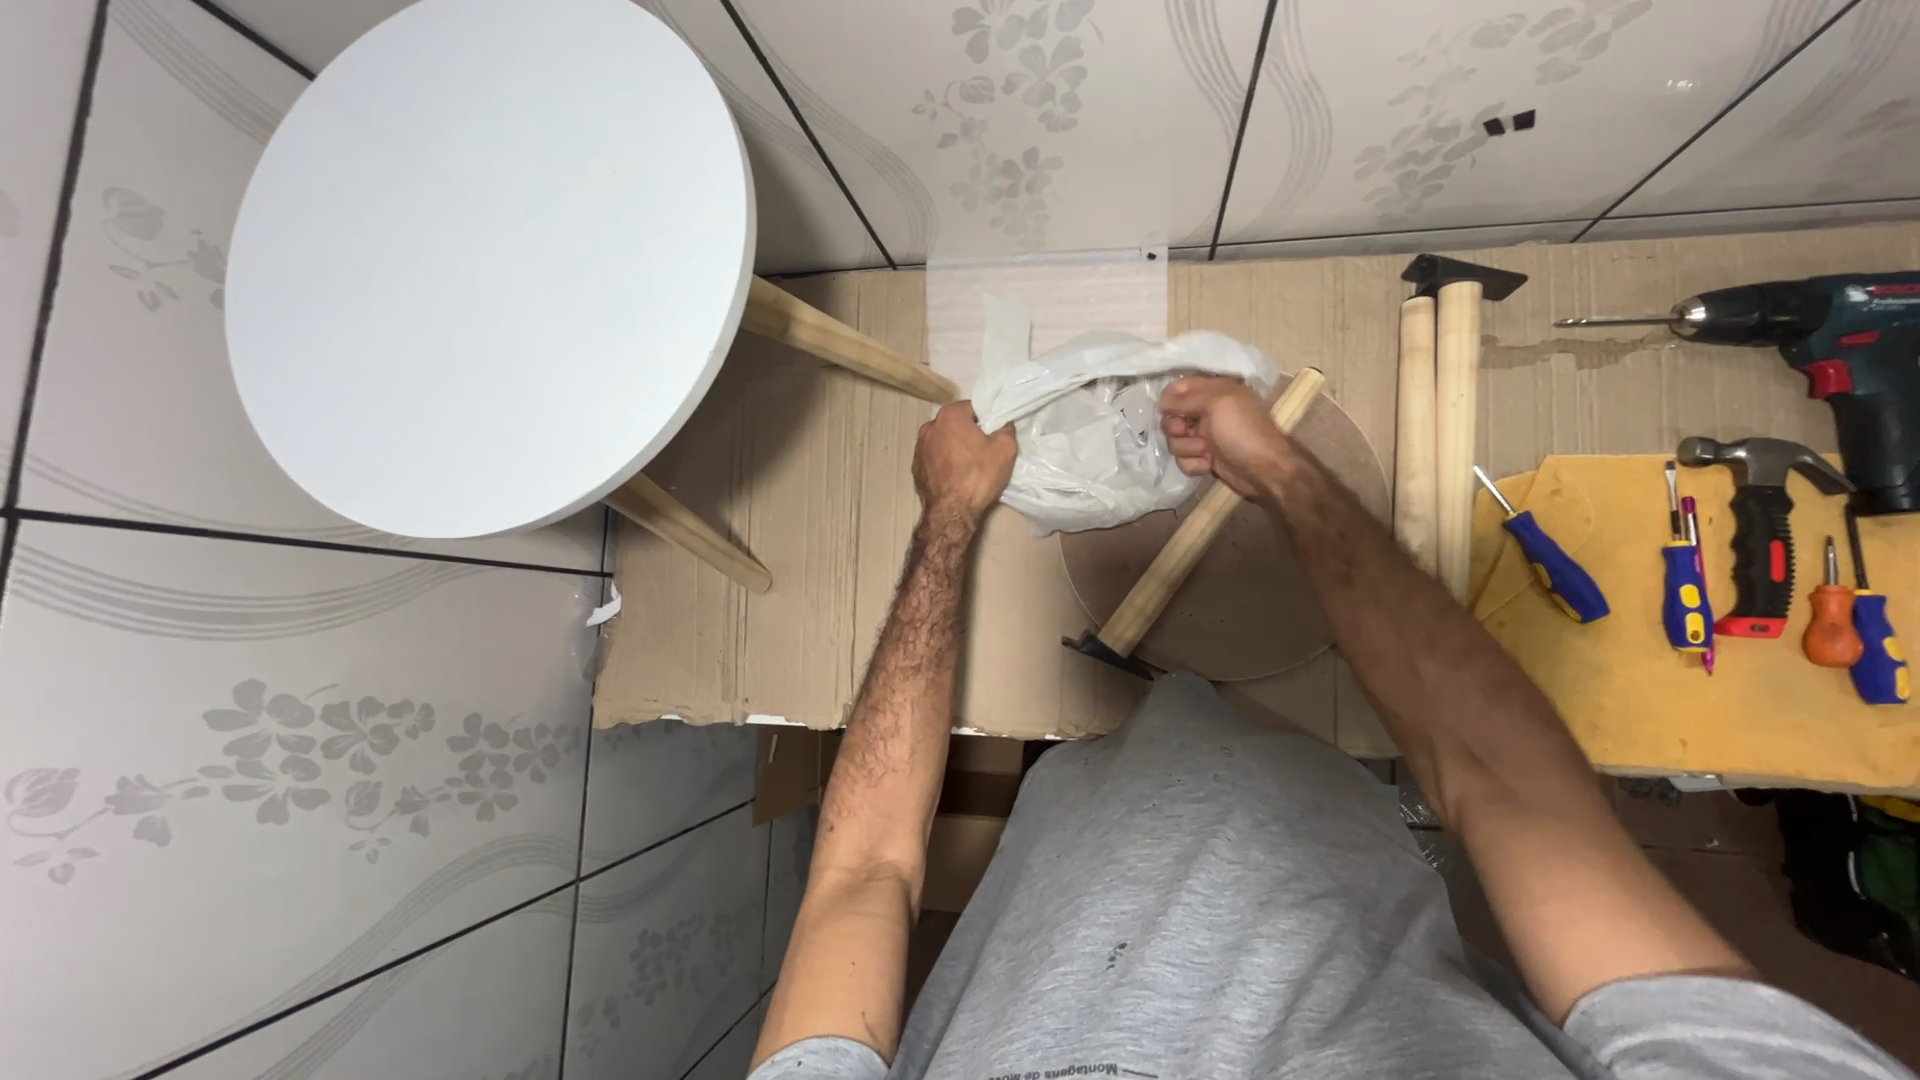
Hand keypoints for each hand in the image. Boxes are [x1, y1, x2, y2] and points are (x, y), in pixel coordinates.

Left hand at [913, 401, 1016, 524]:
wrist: (952, 512)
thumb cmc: (979, 476)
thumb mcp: (1005, 449)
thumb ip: (1006, 428)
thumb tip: (1003, 423)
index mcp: (949, 416)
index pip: (972, 408)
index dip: (985, 420)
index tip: (992, 434)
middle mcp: (929, 427)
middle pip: (955, 423)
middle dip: (967, 432)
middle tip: (983, 450)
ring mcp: (919, 448)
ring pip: (942, 441)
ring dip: (954, 447)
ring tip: (968, 466)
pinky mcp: (915, 468)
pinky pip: (934, 458)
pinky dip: (943, 463)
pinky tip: (955, 477)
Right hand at [1159, 375, 1296, 499]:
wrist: (1263, 469)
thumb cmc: (1242, 431)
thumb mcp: (1216, 403)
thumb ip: (1185, 398)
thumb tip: (1162, 402)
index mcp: (1214, 392)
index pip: (1180, 387)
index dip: (1170, 399)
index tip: (1168, 410)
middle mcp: (1207, 412)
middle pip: (1172, 417)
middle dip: (1175, 428)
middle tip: (1185, 431)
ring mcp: (1206, 436)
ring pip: (1175, 441)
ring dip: (1187, 448)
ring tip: (1206, 451)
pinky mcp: (1205, 458)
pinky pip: (1184, 459)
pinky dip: (1194, 464)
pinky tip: (1209, 465)